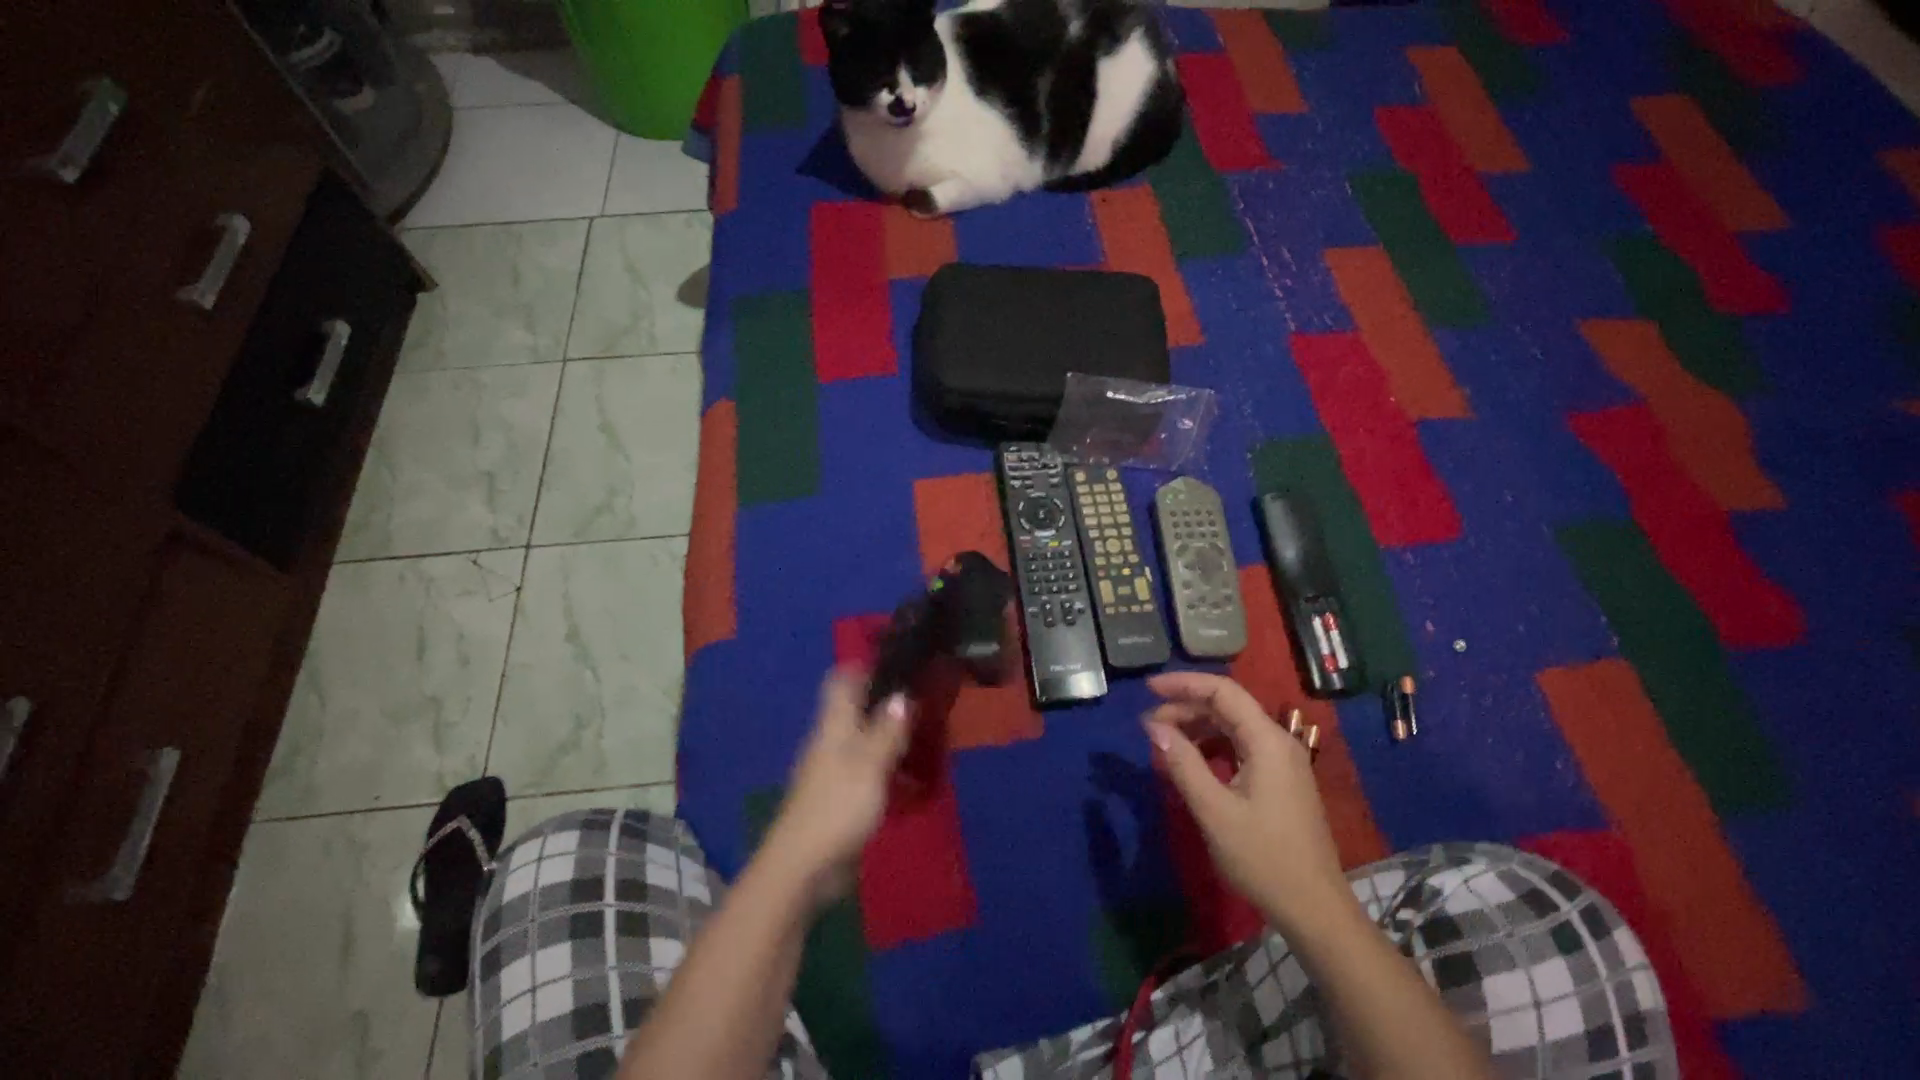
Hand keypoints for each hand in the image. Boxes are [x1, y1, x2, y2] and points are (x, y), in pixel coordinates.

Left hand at [763, 668, 910, 906]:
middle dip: (884, 702)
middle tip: (923, 700)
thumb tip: (900, 694)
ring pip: (860, 741)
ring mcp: (830, 773)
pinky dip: (884, 766)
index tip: (897, 663)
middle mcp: (828, 743)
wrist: (802, 867)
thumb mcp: (869, 765)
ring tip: (923, 734)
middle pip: (853, 711)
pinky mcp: (837, 801)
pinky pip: (864, 771)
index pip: (840, 682)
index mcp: (832, 727)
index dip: (864, 667)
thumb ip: (885, 731)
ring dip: (887, 735)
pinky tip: (907, 775)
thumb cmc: (837, 808)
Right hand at [1144, 672, 1355, 935]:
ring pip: (1234, 727)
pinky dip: (1213, 747)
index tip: (1148, 688)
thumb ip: (1183, 763)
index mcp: (1267, 741)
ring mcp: (1282, 763)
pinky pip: (1241, 748)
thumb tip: (1153, 727)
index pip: (1223, 691)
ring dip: (1198, 727)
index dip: (1184, 684)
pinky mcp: (1280, 782)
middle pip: (1228, 707)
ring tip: (1164, 742)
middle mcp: (1278, 742)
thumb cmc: (1262, 857)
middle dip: (1186, 707)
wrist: (1312, 906)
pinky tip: (1191, 762)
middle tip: (1149, 725)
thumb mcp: (1214, 810)